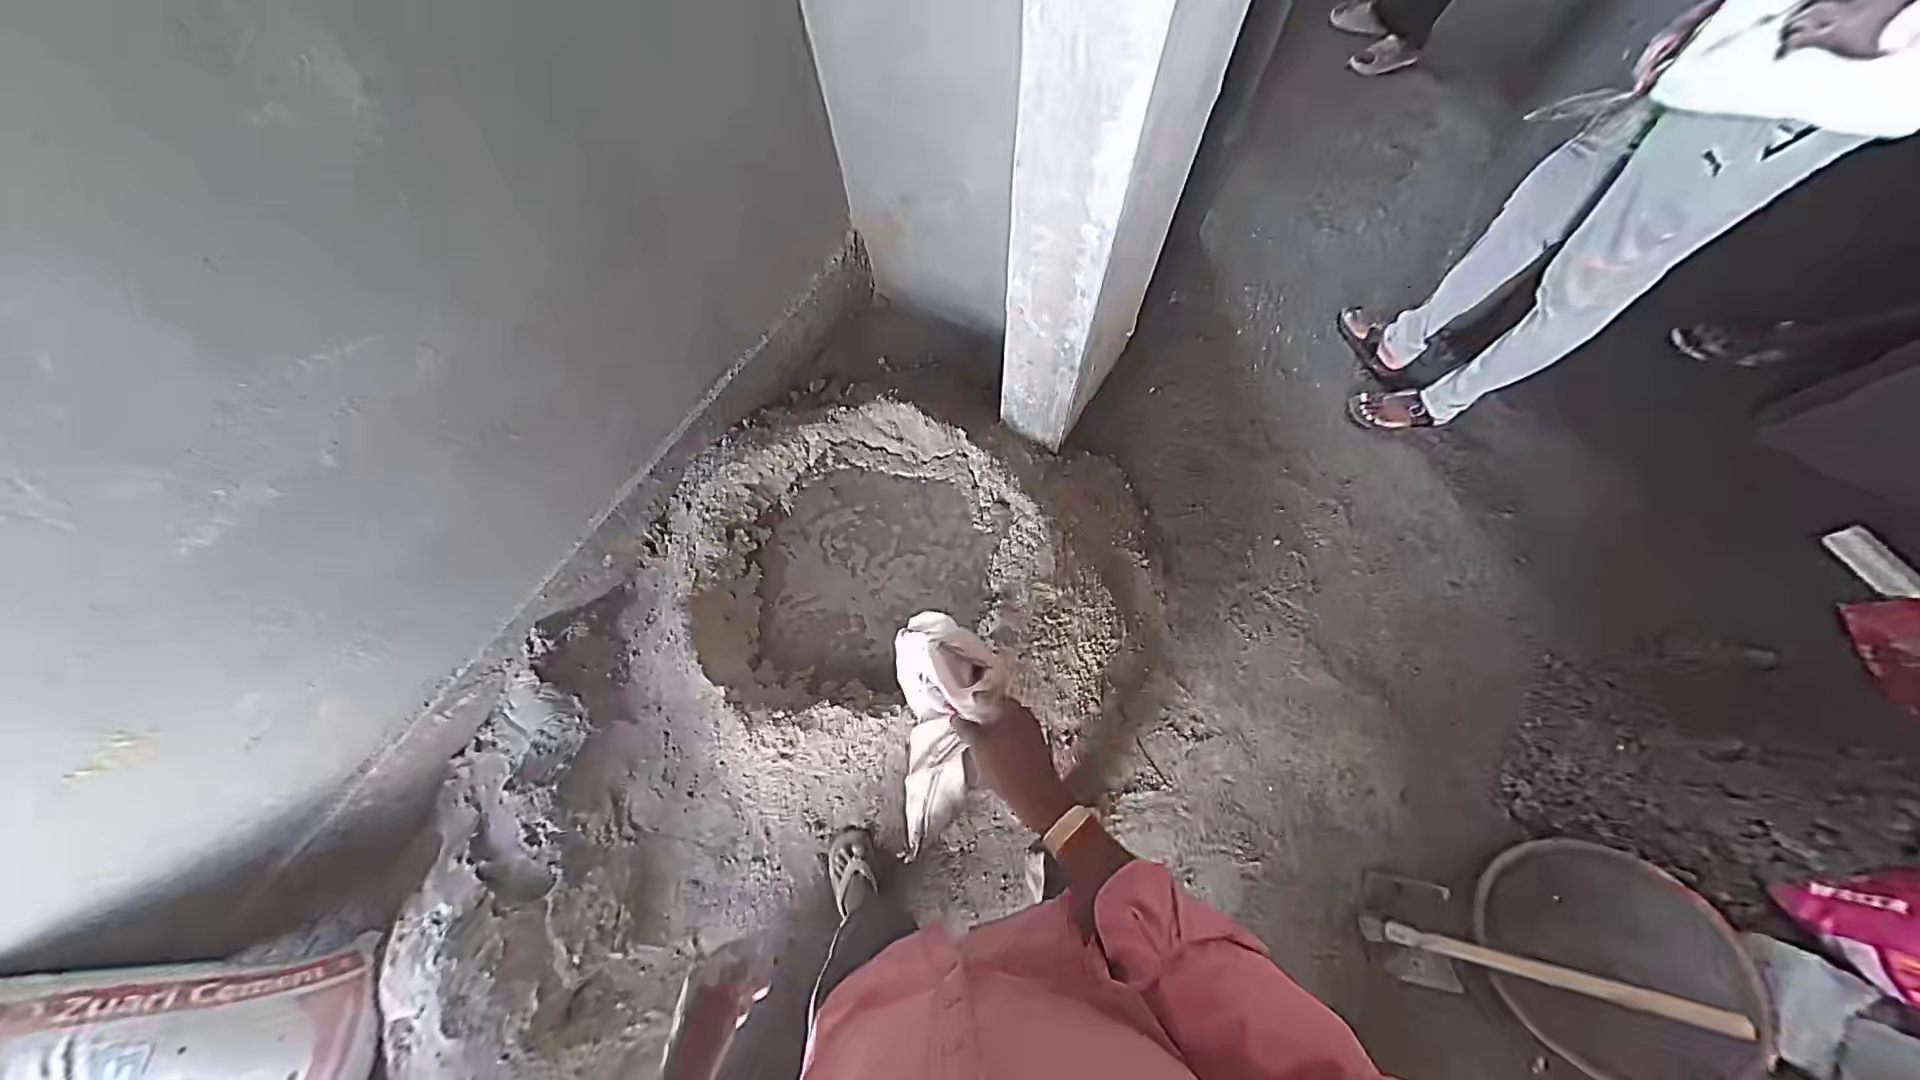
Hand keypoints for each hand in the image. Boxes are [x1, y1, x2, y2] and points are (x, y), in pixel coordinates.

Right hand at [952, 699, 1073, 833]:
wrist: (1032, 793)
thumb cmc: (1007, 767)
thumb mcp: (977, 744)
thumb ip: (965, 728)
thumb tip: (957, 720)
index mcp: (1012, 709)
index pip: (990, 696)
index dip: (976, 700)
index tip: (969, 703)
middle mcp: (1026, 717)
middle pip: (1001, 710)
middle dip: (986, 716)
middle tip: (972, 723)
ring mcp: (1033, 733)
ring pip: (1010, 725)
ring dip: (996, 730)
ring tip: (982, 742)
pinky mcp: (1037, 749)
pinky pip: (1017, 739)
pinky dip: (1005, 742)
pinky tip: (996, 755)